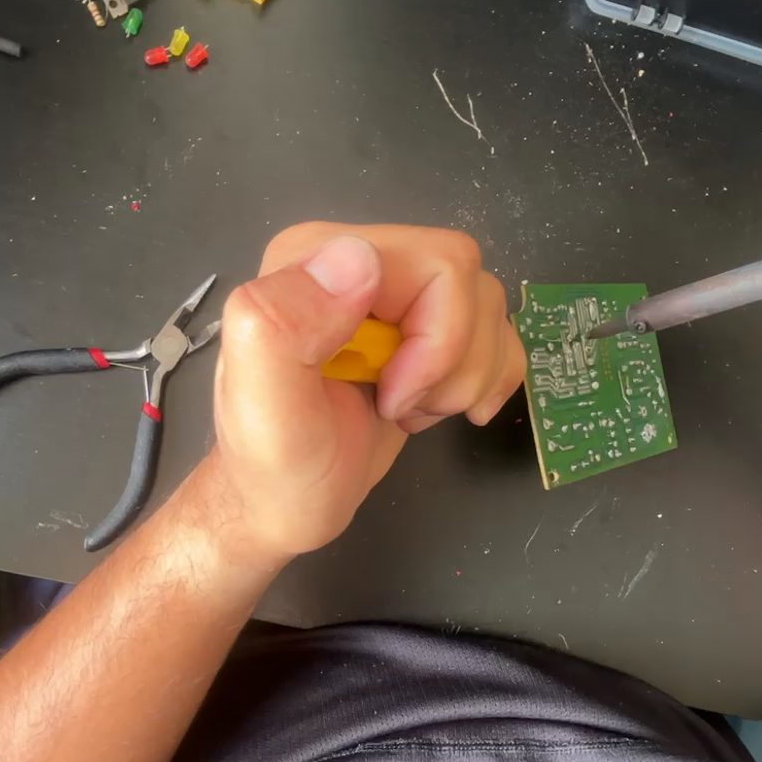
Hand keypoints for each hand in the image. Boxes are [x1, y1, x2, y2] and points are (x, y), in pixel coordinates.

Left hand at [205, 223, 523, 559]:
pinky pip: (498, 329)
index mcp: (313, 256)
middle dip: (451, 363)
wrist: (290, 504)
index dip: (436, 342)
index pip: (436, 264)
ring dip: (464, 378)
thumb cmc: (279, 470)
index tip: (391, 398)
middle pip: (469, 282)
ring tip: (411, 412)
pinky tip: (442, 409)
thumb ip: (282, 324)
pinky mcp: (424, 327)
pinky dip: (486, 379)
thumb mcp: (264, 409)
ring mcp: (396, 294)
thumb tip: (359, 259)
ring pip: (488, 305)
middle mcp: (358, 260)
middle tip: (401, 408)